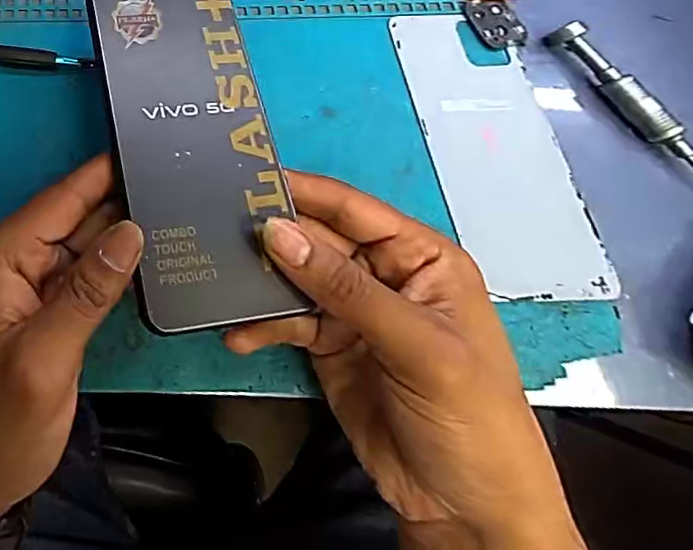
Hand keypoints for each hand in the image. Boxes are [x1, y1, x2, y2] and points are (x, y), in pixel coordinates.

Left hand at [0, 155, 142, 523]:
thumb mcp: (43, 359)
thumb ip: (86, 293)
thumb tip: (130, 232)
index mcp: (4, 255)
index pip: (61, 197)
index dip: (104, 172)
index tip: (147, 146)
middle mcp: (20, 257)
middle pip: (79, 212)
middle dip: (123, 197)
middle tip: (177, 180)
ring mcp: (39, 279)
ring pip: (90, 238)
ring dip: (126, 228)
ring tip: (177, 208)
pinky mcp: (55, 302)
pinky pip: (92, 268)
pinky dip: (120, 261)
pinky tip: (154, 254)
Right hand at [225, 172, 582, 548]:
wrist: (466, 515)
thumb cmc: (473, 419)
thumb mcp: (417, 347)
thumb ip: (344, 287)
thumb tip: (275, 232)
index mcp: (419, 256)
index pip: (352, 209)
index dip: (303, 191)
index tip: (249, 178)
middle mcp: (382, 272)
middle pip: (315, 239)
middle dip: (271, 237)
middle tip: (219, 231)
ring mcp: (352, 308)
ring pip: (294, 276)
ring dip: (261, 282)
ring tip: (223, 282)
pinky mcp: (327, 342)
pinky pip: (286, 318)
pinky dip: (262, 324)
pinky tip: (240, 333)